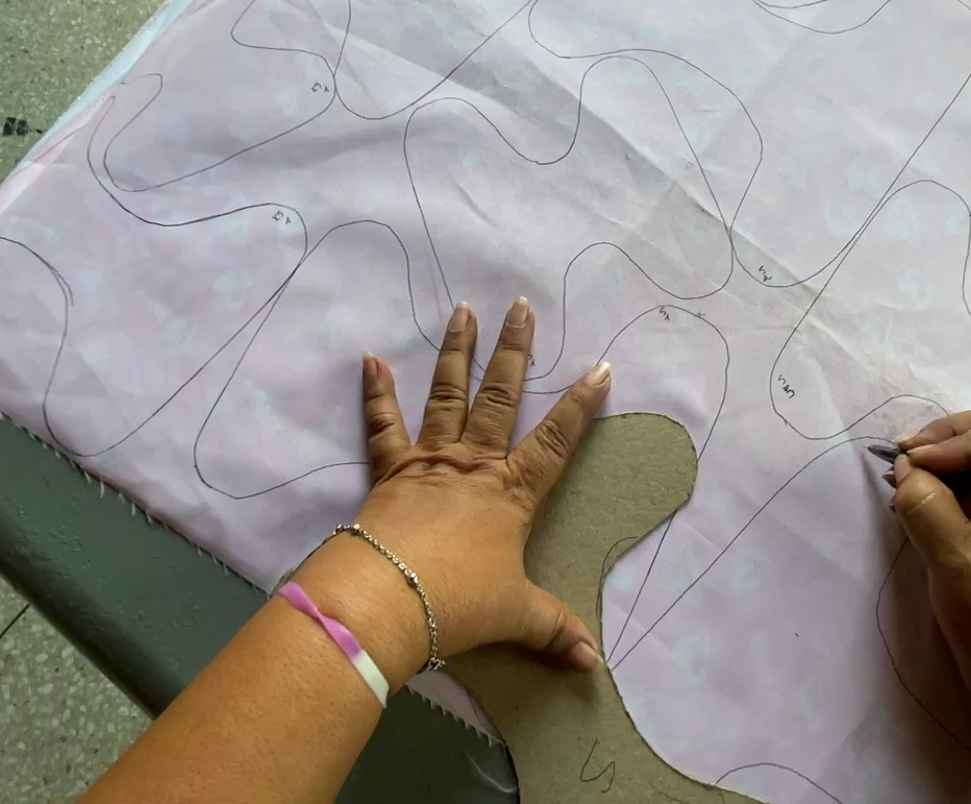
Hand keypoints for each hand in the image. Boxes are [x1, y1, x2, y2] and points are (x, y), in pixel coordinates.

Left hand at [292, 297, 609, 686]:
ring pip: (449, 395)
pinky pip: (384, 425)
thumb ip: (554, 630)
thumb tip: (593, 664)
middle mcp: (475, 463)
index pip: (557, 439)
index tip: (601, 366)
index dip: (582, 404)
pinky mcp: (391, 469)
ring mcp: (431, 460)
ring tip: (464, 310)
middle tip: (521, 307)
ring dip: (457, 352)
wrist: (387, 602)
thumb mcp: (515, 615)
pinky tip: (370, 357)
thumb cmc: (458, 602)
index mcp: (511, 491)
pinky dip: (377, 392)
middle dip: (515, 351)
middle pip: (501, 397)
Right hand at [888, 406, 970, 714]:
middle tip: (904, 457)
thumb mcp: (956, 564)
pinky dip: (940, 475)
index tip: (912, 463)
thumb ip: (927, 505)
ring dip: (939, 454)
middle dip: (946, 437)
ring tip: (902, 477)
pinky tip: (913, 492)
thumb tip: (903, 464)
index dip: (956, 441)